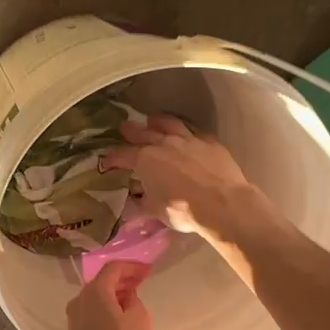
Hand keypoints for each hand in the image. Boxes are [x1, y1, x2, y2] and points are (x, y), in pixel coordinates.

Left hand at [66, 260, 153, 329]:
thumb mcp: (140, 320)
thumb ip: (134, 300)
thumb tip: (126, 297)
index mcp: (95, 291)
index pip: (113, 268)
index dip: (132, 266)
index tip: (147, 270)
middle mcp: (79, 299)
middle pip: (101, 281)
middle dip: (122, 279)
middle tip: (141, 282)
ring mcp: (73, 315)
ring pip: (95, 296)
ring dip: (113, 294)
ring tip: (131, 299)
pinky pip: (91, 310)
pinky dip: (105, 307)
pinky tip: (117, 315)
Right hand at [103, 115, 265, 237]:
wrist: (222, 204)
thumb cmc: (182, 210)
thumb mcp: (155, 210)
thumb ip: (143, 201)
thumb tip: (136, 198)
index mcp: (145, 160)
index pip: (122, 155)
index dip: (112, 158)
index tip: (106, 161)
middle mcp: (164, 144)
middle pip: (143, 133)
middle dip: (131, 131)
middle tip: (124, 126)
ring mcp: (189, 140)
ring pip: (170, 124)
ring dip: (159, 121)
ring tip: (152, 119)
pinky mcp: (210, 143)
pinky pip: (195, 133)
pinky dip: (188, 134)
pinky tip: (188, 136)